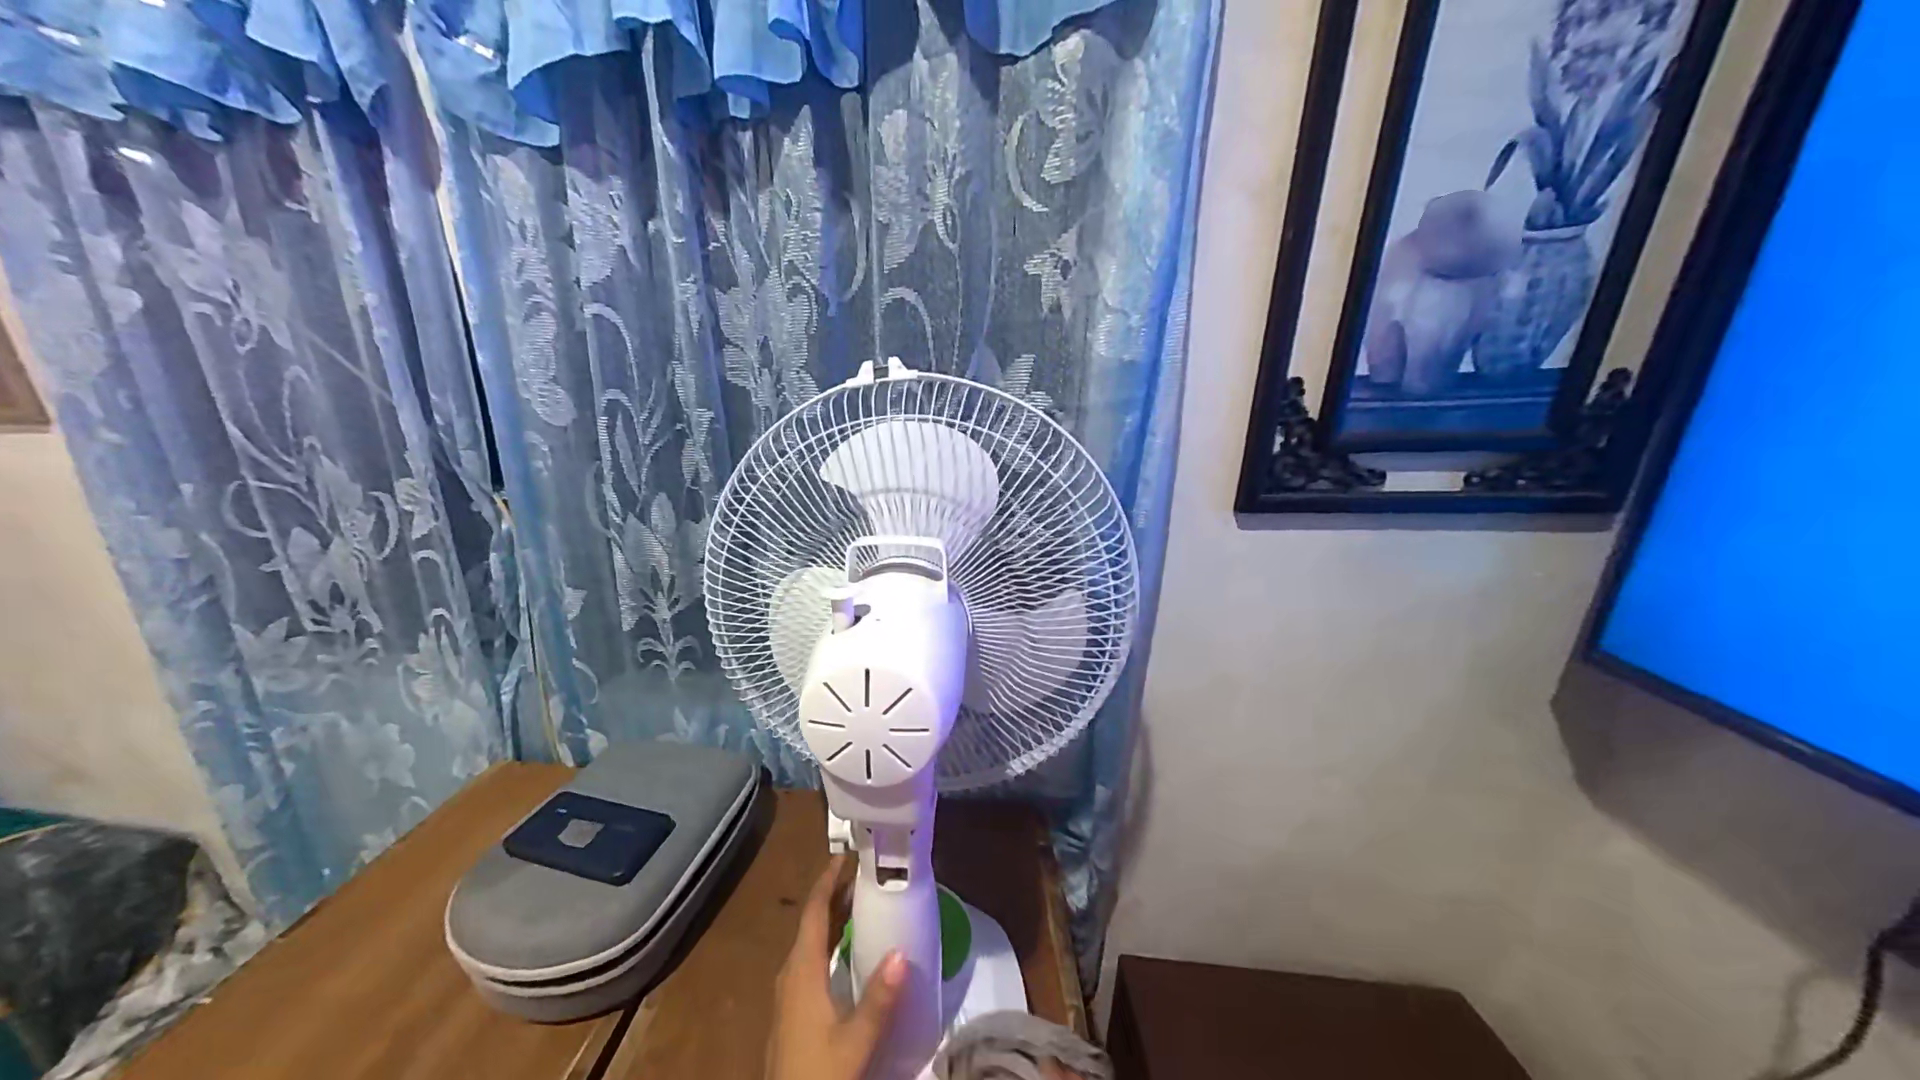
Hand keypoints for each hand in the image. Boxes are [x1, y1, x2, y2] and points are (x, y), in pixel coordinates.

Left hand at [767, 854, 908, 1079]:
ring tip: (861, 902)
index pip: (813, 911)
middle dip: (834, 895)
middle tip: (865, 874)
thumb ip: (878, 999)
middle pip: (811, 922)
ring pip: (809, 942)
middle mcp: (790, 974)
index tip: (847, 855)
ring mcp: (788, 994)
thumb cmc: (818, 1076)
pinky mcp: (792, 1011)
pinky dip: (829, 941)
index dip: (828, 881)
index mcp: (801, 971)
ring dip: (832, 918)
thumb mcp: (854, 1042)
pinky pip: (810, 959)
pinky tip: (848, 951)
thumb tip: (902, 951)